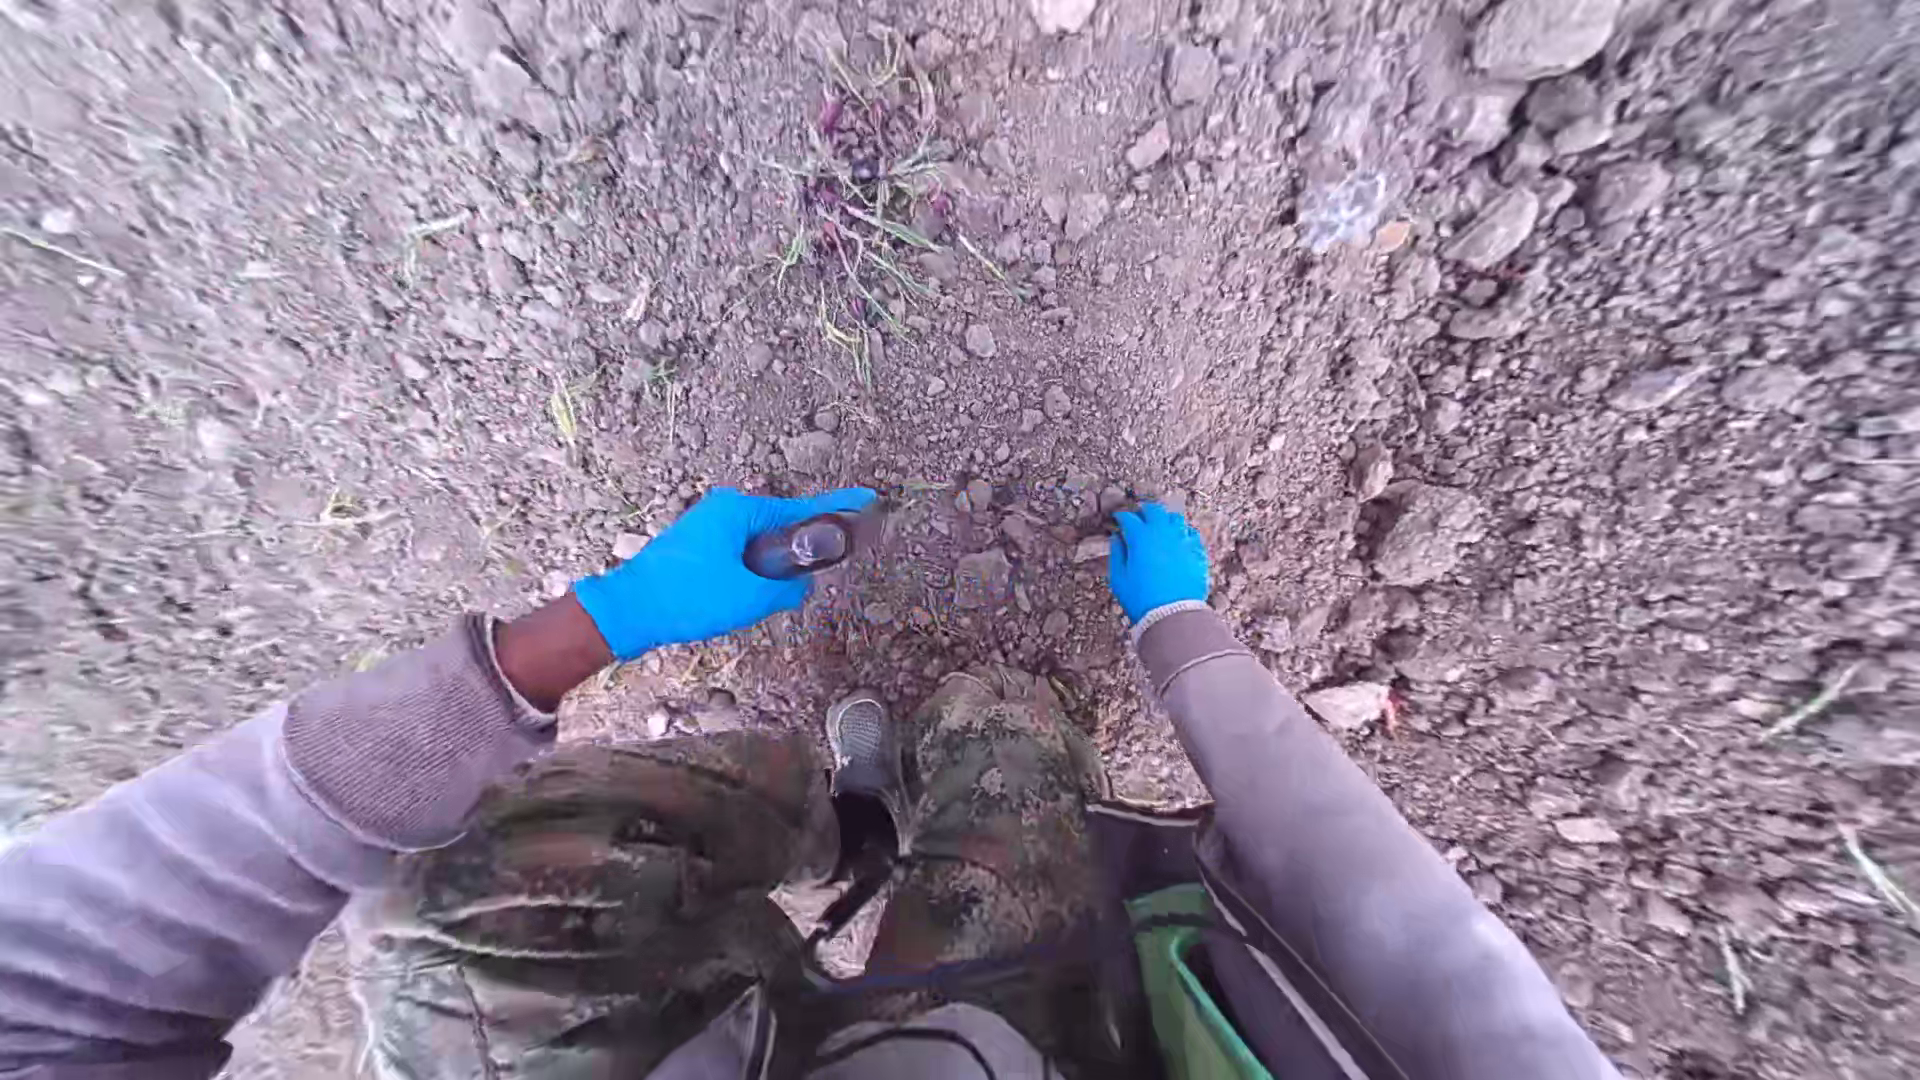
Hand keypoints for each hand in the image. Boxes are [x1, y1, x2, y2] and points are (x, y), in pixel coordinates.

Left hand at [574, 486, 877, 658]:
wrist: (627, 611)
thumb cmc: (688, 598)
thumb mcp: (750, 598)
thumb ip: (788, 590)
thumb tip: (803, 587)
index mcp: (740, 511)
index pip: (802, 508)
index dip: (838, 507)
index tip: (867, 499)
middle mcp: (726, 509)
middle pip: (783, 523)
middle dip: (807, 541)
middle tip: (834, 554)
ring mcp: (711, 524)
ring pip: (763, 539)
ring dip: (779, 559)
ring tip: (791, 582)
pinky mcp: (700, 543)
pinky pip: (744, 548)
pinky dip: (759, 563)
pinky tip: (763, 586)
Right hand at [1108, 502, 1208, 623]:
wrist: (1173, 615)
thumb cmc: (1143, 599)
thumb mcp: (1119, 578)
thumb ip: (1117, 554)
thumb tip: (1117, 539)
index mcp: (1141, 538)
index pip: (1129, 518)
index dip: (1122, 517)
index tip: (1119, 520)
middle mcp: (1163, 534)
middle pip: (1154, 510)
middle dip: (1144, 510)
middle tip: (1139, 516)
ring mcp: (1183, 541)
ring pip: (1175, 518)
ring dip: (1164, 519)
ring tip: (1159, 525)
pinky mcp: (1197, 552)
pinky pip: (1191, 534)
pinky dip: (1181, 532)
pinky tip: (1177, 540)